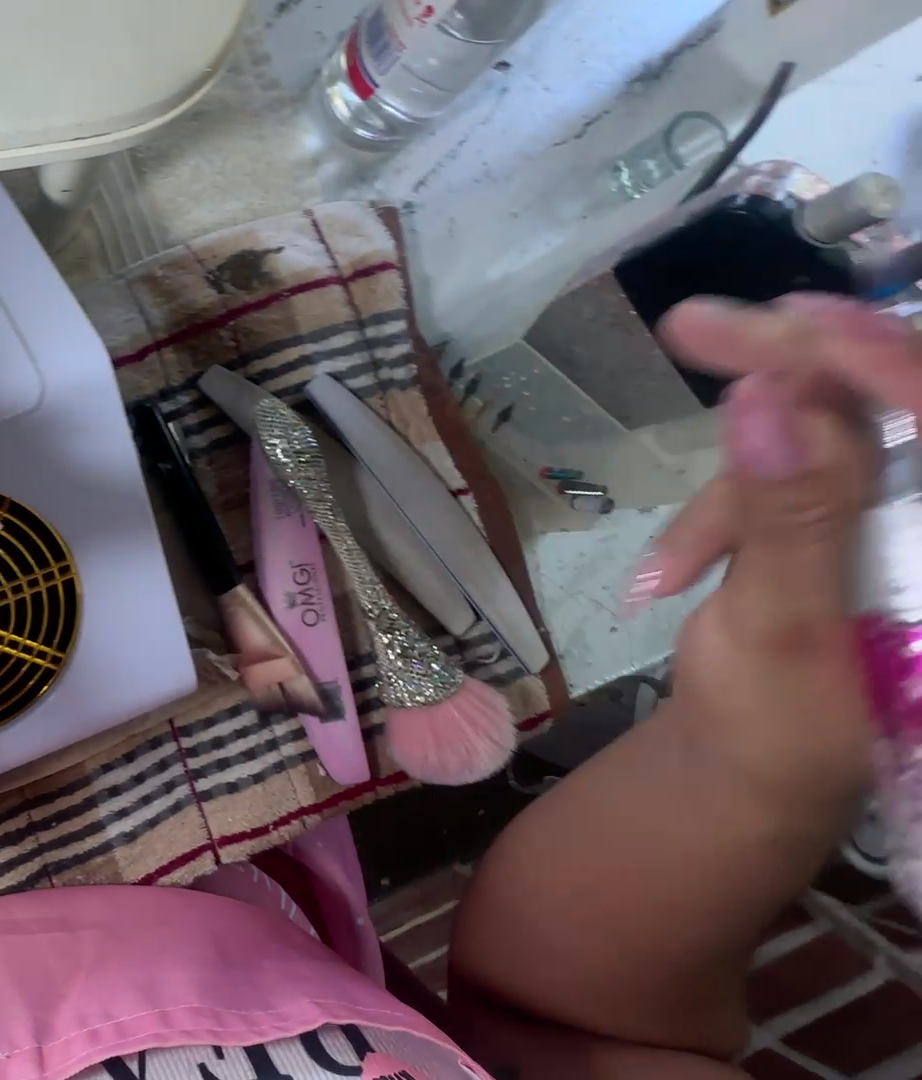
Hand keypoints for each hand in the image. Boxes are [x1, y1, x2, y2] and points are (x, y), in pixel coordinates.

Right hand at [634, 298, 880, 798]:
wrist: (747, 763)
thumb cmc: (780, 724)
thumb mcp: (779, 627)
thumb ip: (786, 517)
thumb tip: (763, 401)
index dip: (883, 361)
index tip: (787, 318)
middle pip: (889, 408)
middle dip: (791, 373)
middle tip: (692, 325)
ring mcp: (901, 516)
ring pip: (817, 447)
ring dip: (725, 495)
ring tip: (664, 574)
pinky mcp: (846, 520)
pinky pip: (780, 481)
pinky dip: (716, 516)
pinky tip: (672, 571)